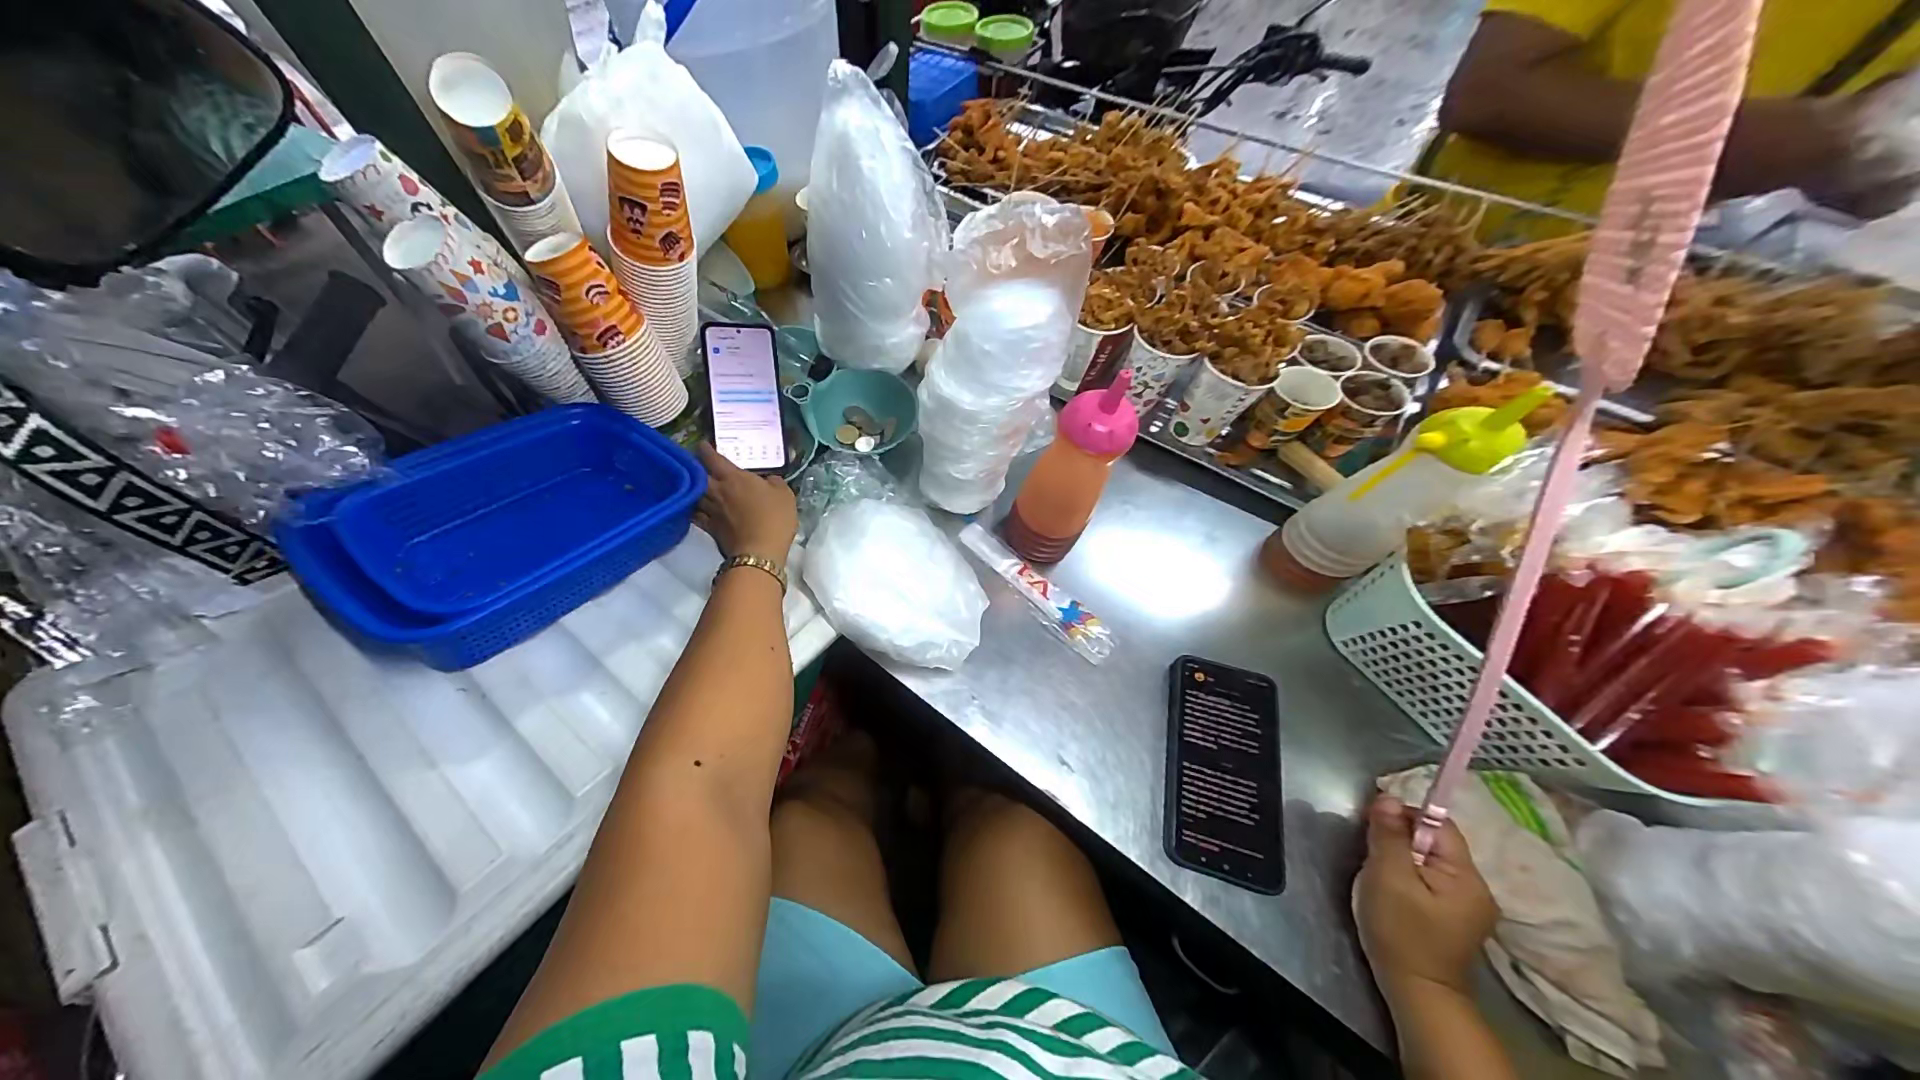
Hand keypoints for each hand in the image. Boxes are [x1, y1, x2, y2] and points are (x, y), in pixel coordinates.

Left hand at [692, 443, 795, 568]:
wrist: (759, 552)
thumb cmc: (774, 518)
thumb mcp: (784, 494)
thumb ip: (774, 482)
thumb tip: (768, 479)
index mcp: (734, 478)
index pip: (713, 458)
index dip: (706, 449)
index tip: (702, 444)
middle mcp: (717, 491)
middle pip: (698, 475)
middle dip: (695, 467)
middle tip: (697, 464)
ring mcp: (711, 511)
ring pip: (695, 495)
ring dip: (694, 488)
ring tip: (696, 484)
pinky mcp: (710, 528)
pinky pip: (697, 515)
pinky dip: (694, 509)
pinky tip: (696, 508)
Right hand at [1355, 795, 1497, 996]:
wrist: (1417, 992)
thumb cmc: (1401, 931)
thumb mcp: (1387, 877)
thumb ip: (1389, 835)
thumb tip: (1388, 797)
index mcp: (1467, 876)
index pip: (1439, 824)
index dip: (1406, 816)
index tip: (1374, 822)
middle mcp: (1477, 887)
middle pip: (1435, 842)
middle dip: (1401, 838)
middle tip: (1371, 849)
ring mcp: (1469, 905)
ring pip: (1431, 861)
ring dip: (1403, 856)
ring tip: (1378, 870)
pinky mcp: (1455, 917)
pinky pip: (1432, 879)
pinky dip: (1410, 875)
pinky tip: (1392, 888)